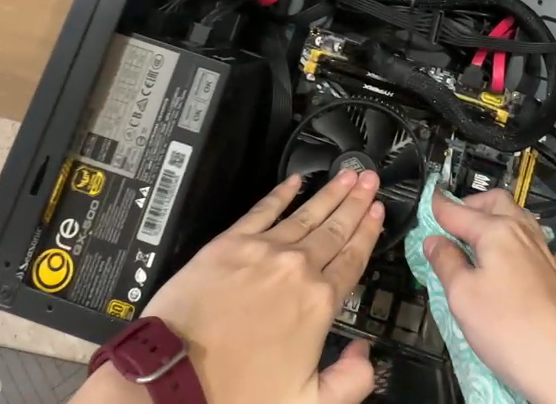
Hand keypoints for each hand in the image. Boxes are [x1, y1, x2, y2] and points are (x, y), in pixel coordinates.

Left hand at [74, 170, 384, 403]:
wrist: (175, 379)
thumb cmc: (240, 396)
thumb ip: (349, 382)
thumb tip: (367, 355)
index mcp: (319, 303)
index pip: (353, 259)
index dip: (369, 232)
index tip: (379, 210)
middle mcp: (297, 268)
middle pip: (335, 228)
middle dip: (356, 201)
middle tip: (370, 177)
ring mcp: (264, 250)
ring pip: (307, 213)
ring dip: (330, 192)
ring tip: (348, 173)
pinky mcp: (231, 243)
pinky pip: (263, 209)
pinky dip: (282, 193)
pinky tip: (296, 181)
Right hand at [422, 189, 555, 403]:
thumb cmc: (506, 327)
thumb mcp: (461, 296)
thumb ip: (446, 263)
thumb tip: (434, 241)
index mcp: (496, 231)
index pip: (460, 212)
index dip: (441, 206)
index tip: (431, 199)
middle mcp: (524, 233)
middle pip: (499, 202)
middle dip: (476, 203)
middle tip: (456, 218)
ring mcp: (547, 254)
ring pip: (524, 221)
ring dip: (503, 219)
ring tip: (486, 235)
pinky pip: (547, 250)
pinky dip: (532, 248)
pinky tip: (528, 262)